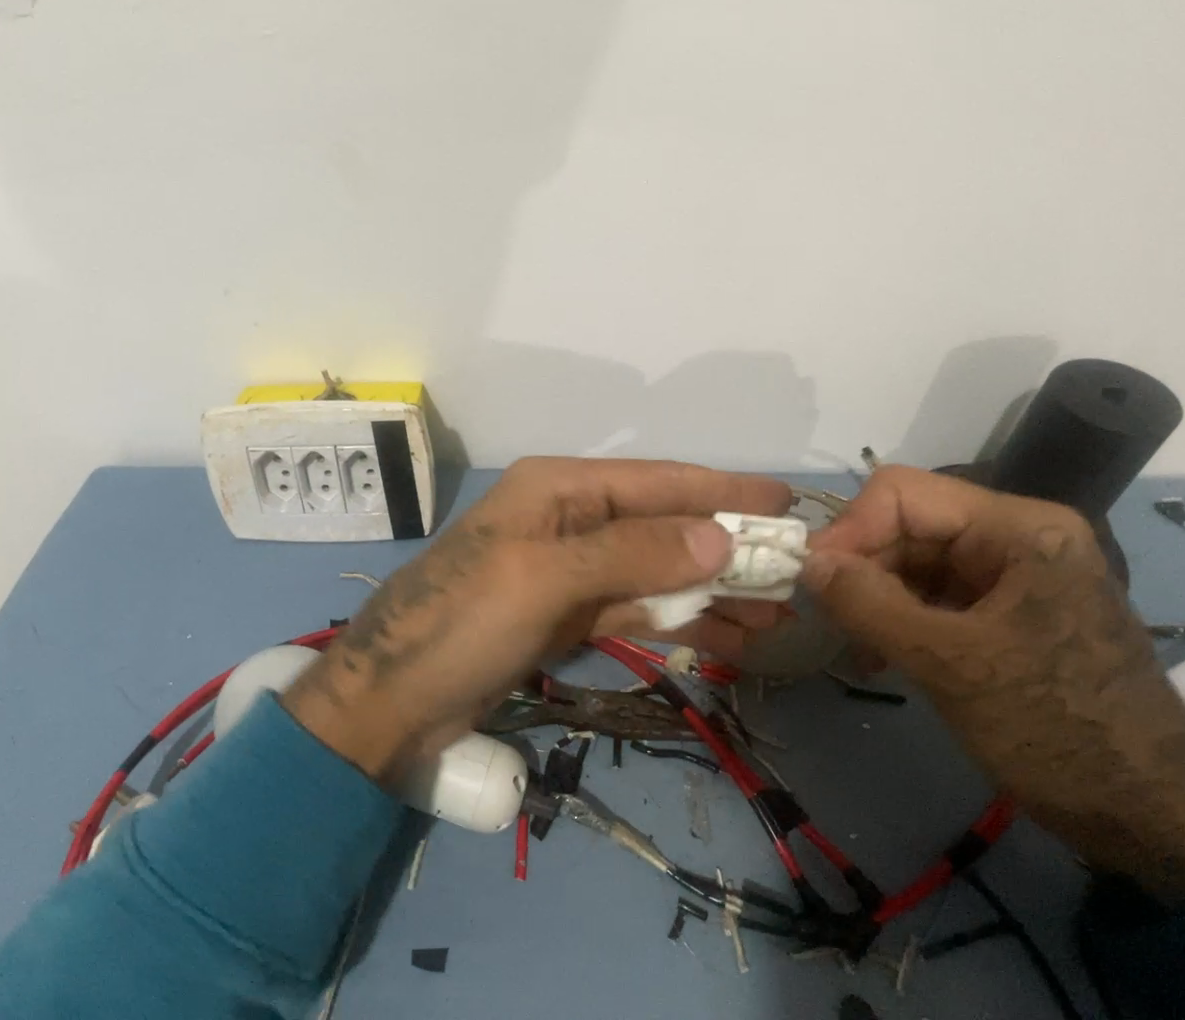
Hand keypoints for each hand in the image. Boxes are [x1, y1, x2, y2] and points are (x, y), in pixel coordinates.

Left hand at [282, 457, 790, 781]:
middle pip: (662, 527)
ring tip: (772, 618)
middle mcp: (565, 521)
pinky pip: (634, 611)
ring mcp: (566, 573)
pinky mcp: (564, 620)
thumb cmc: (460, 623)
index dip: (722, 492)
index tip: (785, 503)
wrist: (391, 702)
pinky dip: (676, 622)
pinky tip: (722, 638)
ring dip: (710, 593)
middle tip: (793, 575)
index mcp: (555, 489)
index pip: (655, 482)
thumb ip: (631, 554)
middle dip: (725, 550)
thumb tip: (719, 538)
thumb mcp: (543, 578)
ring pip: (655, 574)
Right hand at [803, 466, 1184, 899]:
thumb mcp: (949, 663)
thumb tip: (807, 561)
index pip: (903, 494)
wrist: (1147, 813)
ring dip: (875, 600)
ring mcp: (1014, 577)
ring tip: (856, 649)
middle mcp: (1017, 538)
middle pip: (908, 527)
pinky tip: (880, 658)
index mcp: (1018, 528)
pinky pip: (937, 598)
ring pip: (916, 564)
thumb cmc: (1053, 727)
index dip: (850, 530)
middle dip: (861, 569)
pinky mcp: (1009, 615)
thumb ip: (869, 604)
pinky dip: (901, 621)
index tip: (812, 582)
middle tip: (829, 623)